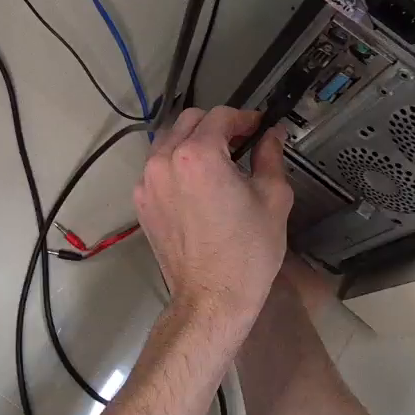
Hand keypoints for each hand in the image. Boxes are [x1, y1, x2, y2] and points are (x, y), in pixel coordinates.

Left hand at [134, 107, 292, 326]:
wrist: (212, 299)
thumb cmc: (247, 253)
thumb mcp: (273, 198)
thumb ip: (270, 156)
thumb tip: (271, 135)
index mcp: (198, 156)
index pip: (220, 116)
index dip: (244, 117)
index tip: (258, 127)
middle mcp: (164, 162)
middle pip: (189, 121)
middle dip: (216, 126)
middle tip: (241, 142)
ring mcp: (147, 183)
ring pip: (169, 142)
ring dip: (193, 142)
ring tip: (218, 162)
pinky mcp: (142, 203)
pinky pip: (158, 169)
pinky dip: (176, 166)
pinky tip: (198, 186)